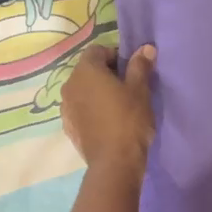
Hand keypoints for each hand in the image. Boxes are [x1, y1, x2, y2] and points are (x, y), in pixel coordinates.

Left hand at [62, 44, 156, 171]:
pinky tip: (107, 123)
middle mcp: (70, 84)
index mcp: (86, 70)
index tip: (132, 71)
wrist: (114, 162)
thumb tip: (145, 48)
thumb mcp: (140, 91)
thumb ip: (140, 66)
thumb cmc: (129, 121)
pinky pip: (80, 110)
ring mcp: (66, 107)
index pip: (98, 50)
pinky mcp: (69, 126)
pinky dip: (91, 110)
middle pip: (88, 70)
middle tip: (128, 89)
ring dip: (97, 93)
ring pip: (83, 91)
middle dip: (106, 75)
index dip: (116, 56)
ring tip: (117, 108)